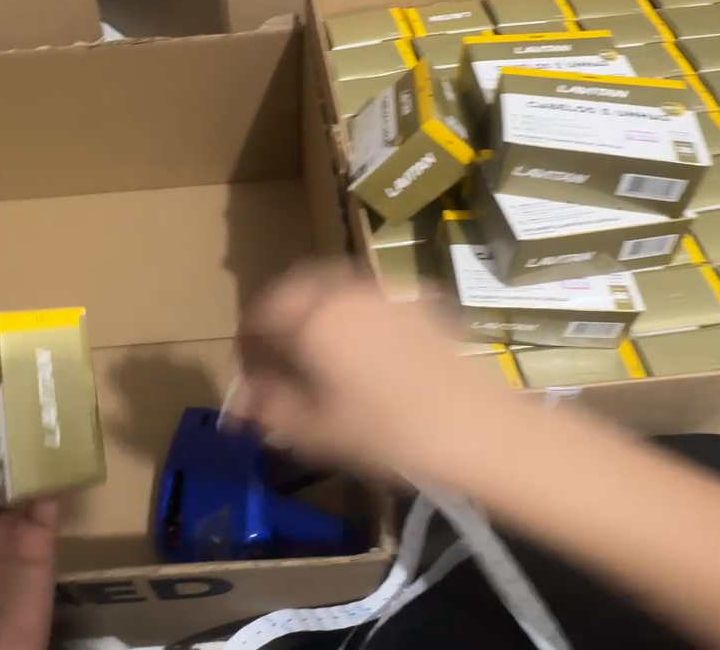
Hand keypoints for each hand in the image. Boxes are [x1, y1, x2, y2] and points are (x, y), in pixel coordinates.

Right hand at [234, 260, 515, 480]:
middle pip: (294, 288)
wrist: (477, 426)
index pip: (260, 314)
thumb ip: (270, 409)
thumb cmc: (387, 434)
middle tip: (279, 355)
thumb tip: (241, 401)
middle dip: (280, 317)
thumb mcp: (317, 431)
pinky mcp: (416, 301)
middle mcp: (342, 289)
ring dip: (315, 309)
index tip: (251, 374)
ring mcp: (383, 290)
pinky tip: (366, 348)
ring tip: (320, 350)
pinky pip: (369, 297)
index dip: (248, 344)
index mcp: (311, 316)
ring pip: (333, 285)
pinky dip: (353, 312)